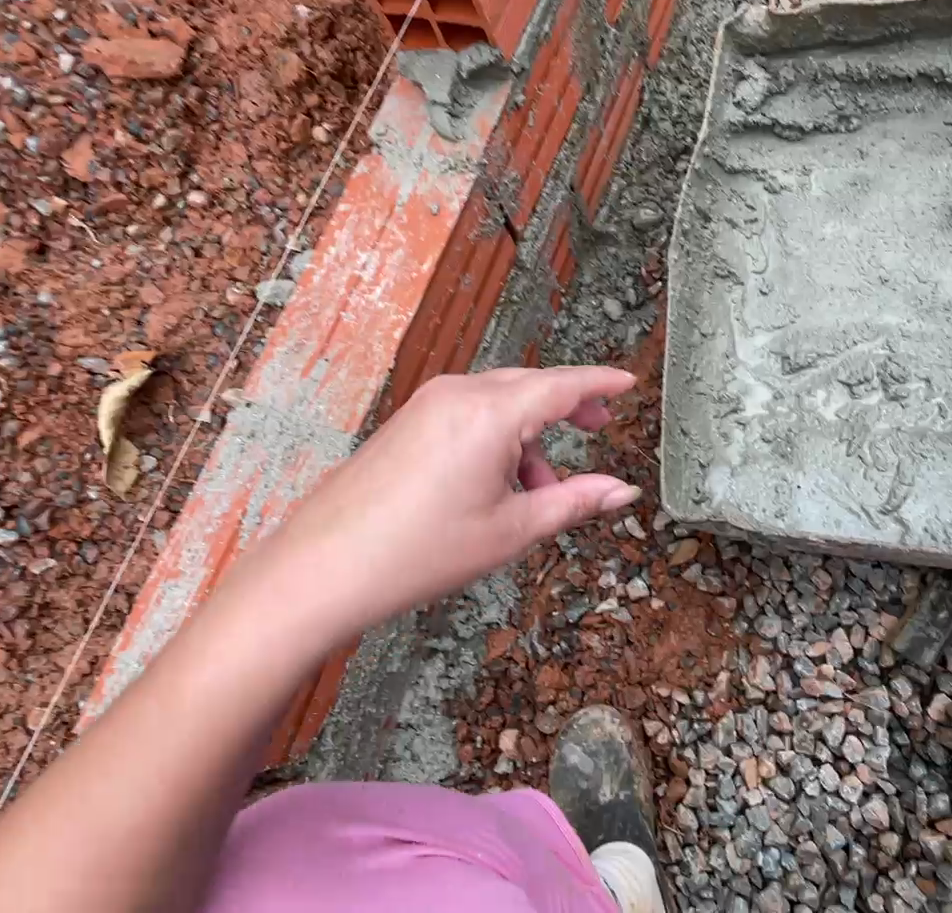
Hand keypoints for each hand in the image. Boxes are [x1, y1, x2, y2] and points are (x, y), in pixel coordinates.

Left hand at [239, 367, 641, 645]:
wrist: (324, 568)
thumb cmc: (416, 551)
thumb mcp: (511, 530)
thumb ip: (574, 502)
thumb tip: (621, 490)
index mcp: (490, 413)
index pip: (564, 384)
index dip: (601, 383)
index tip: (626, 383)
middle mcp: (458, 394)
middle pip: (532, 388)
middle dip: (569, 409)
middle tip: (599, 430)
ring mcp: (428, 404)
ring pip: (501, 404)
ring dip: (530, 438)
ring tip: (541, 494)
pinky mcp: (410, 421)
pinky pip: (470, 415)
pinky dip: (498, 441)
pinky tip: (500, 486)